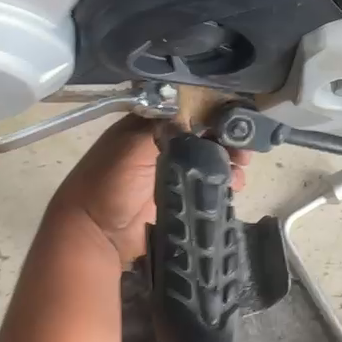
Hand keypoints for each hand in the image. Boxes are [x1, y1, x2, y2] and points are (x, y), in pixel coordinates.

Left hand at [47, 114, 249, 268]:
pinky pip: (208, 183)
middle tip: (244, 147)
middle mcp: (163, 142)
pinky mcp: (180, 195)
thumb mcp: (133, 144)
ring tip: (242, 166)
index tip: (234, 119)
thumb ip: (164, 126)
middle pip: (204, 132)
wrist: (97, 233)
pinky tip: (235, 184)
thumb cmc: (109, 181)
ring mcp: (172, 170)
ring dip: (228, 159)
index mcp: (149, 124)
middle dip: (226, 137)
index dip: (212, 112)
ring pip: (209, 157)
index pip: (188, 109)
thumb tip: (198, 113)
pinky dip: (224, 181)